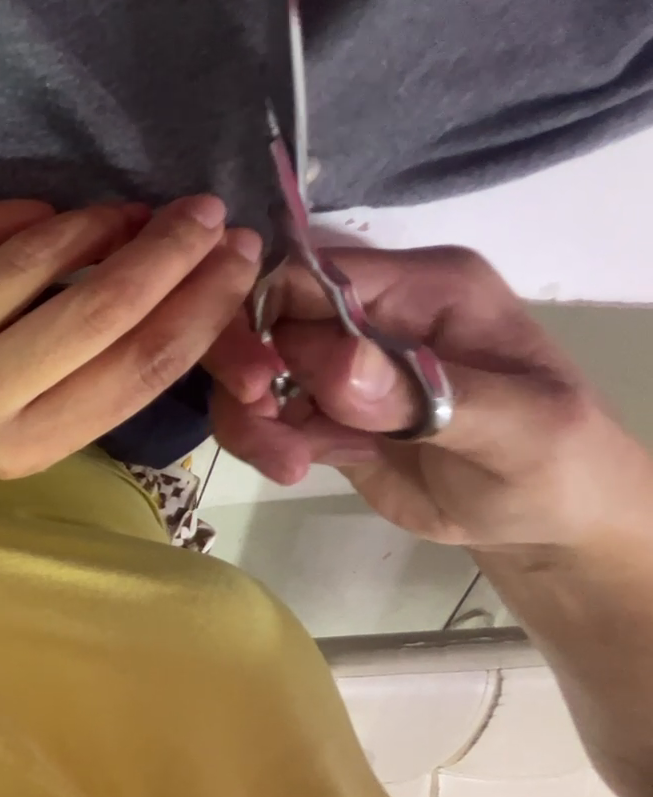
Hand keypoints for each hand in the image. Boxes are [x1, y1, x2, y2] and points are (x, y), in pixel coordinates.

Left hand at [0, 196, 262, 479]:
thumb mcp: (51, 426)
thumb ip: (119, 372)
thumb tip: (215, 276)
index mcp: (25, 446)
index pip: (137, 368)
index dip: (204, 304)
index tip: (240, 253)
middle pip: (95, 311)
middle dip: (166, 252)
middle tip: (202, 214)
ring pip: (34, 259)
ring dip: (99, 222)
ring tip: (128, 217)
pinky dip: (29, 212)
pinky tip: (53, 219)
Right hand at [204, 246, 652, 551]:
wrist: (534, 521)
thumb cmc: (553, 467)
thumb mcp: (520, 430)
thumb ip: (429, 395)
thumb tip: (336, 367)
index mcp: (422, 288)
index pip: (305, 275)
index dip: (260, 319)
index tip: (256, 385)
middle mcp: (367, 313)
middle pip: (256, 322)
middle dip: (244, 379)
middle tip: (263, 429)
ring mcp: (334, 360)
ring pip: (244, 372)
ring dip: (249, 422)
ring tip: (289, 464)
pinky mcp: (312, 405)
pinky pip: (250, 412)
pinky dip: (258, 443)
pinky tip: (301, 467)